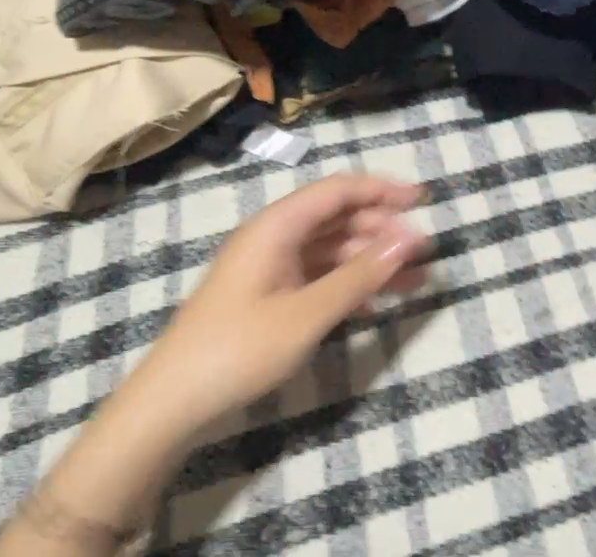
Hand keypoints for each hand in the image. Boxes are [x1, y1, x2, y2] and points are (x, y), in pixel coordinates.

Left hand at [132, 175, 430, 437]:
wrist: (171, 405)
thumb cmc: (238, 350)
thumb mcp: (306, 314)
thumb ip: (359, 276)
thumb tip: (409, 238)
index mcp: (276, 227)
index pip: (338, 191)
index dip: (383, 191)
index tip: (424, 201)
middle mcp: (274, 238)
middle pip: (338, 219)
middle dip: (383, 230)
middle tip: (425, 252)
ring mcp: (271, 269)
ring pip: (333, 250)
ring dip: (372, 261)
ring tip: (416, 279)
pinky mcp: (270, 298)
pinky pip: (320, 277)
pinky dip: (351, 285)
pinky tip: (379, 303)